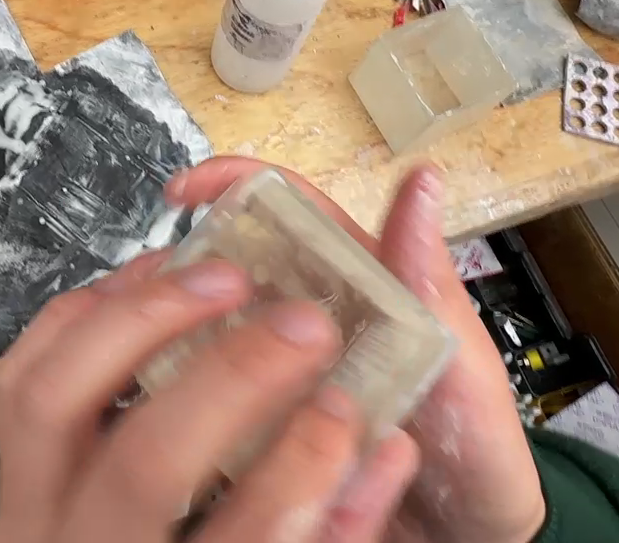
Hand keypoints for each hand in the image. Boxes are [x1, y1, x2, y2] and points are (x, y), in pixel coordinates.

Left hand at [0, 253, 420, 541]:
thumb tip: (385, 446)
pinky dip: (86, 310)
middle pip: (140, 467)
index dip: (296, 475)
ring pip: (52, 396)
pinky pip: (24, 368)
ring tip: (219, 272)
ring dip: (142, 316)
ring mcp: (26, 505)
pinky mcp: (9, 459)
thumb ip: (328, 528)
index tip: (345, 408)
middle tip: (298, 319)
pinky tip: (147, 278)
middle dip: (228, 378)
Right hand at [169, 158, 547, 542]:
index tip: (183, 192)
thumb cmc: (473, 442)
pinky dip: (180, 394)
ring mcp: (279, 371)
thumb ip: (429, 278)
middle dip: (184, 262)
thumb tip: (423, 175)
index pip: (287, 209)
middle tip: (148, 291)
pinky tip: (159, 406)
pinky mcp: (262, 427)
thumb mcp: (460, 359)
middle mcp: (304, 316)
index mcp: (350, 280)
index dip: (234, 184)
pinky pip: (212, 401)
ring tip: (145, 348)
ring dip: (174, 327)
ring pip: (210, 328)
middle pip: (232, 264)